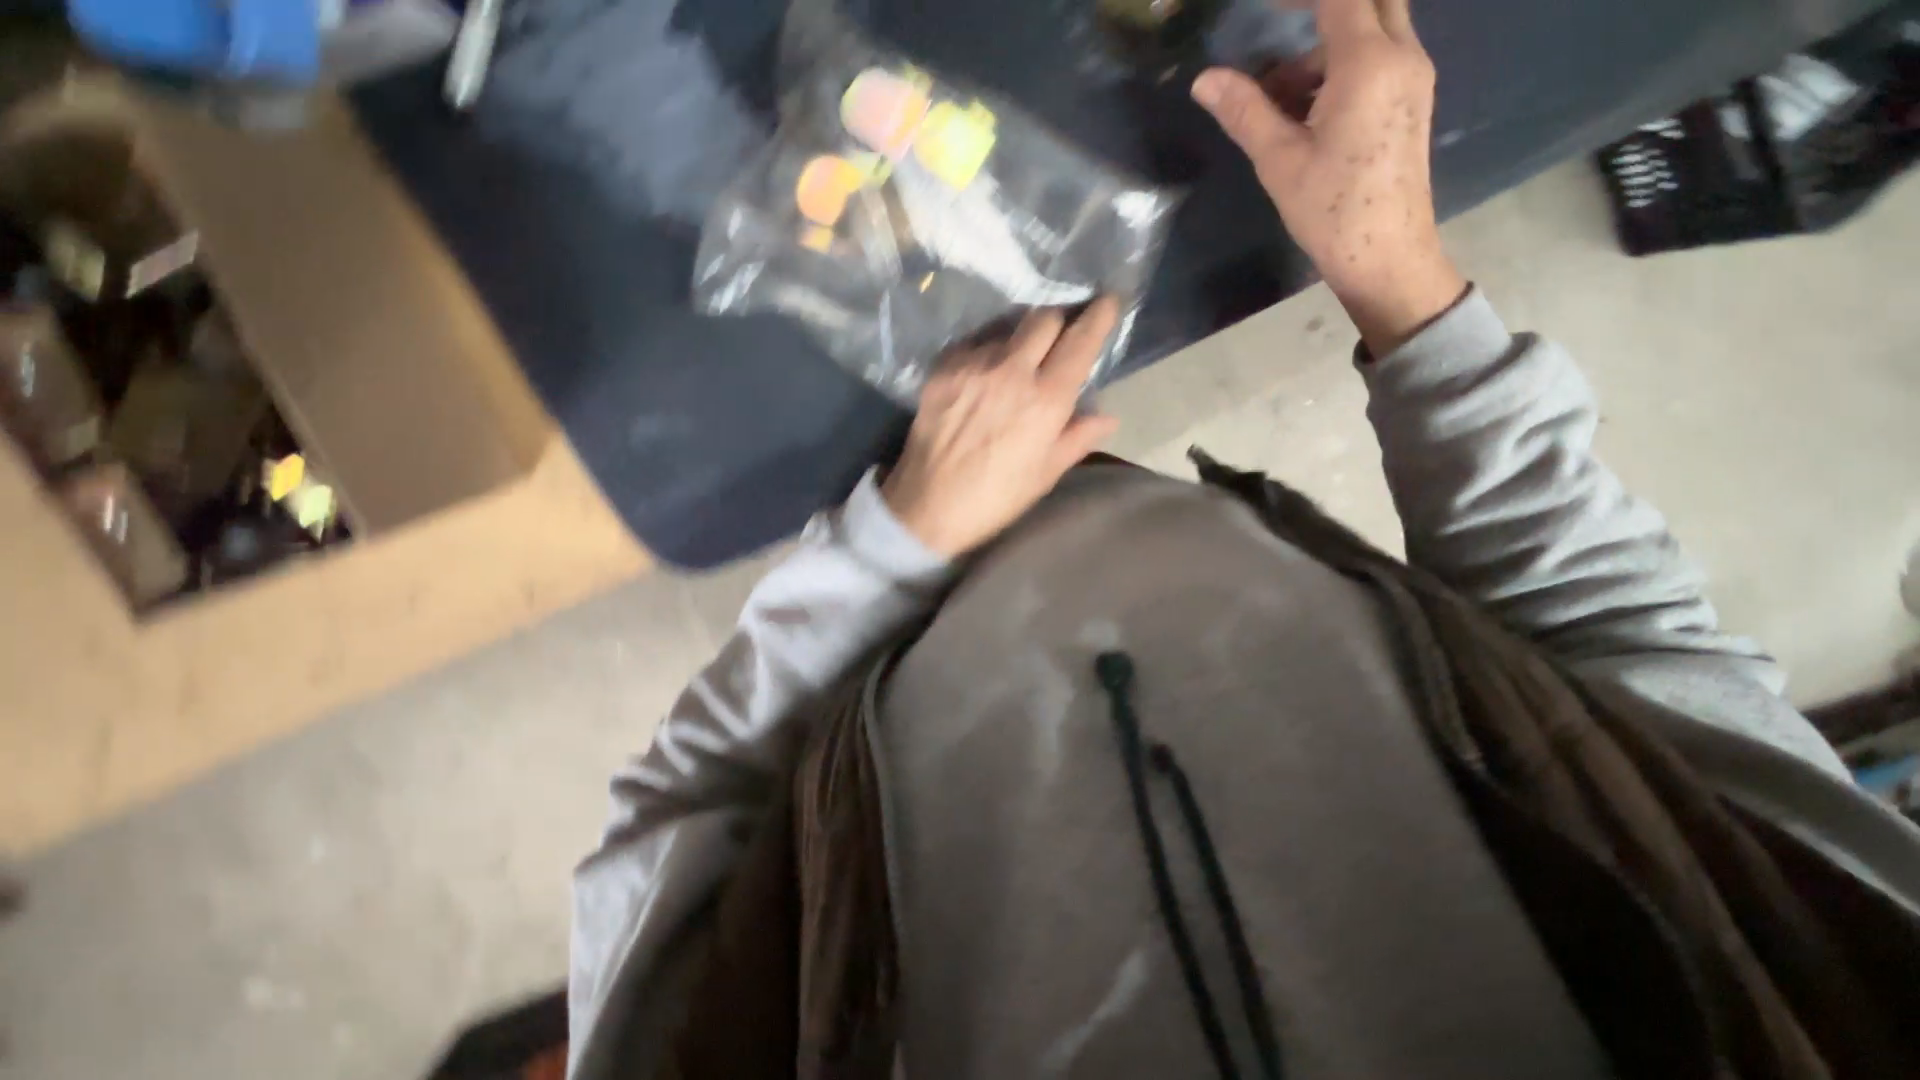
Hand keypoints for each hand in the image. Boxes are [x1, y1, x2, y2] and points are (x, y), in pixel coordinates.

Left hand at [882, 299, 1123, 557]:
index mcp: (1046, 400)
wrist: (928, 506)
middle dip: (1058, 321)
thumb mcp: (1045, 473)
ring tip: (1018, 360)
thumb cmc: (996, 498)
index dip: (1098, 316)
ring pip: (1007, 328)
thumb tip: (1107, 417)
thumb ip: (1078, 437)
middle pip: (1044, 318)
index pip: (1080, 341)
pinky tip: (984, 375)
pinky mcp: (943, 368)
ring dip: (1020, 338)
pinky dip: (986, 351)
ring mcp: (973, 365)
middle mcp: (1012, 371)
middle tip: (1060, 336)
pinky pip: (974, 343)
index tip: (1107, 301)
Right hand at [1191, 0, 1466, 353]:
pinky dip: (1340, 65)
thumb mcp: (1279, 160)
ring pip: (1373, 27)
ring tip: (1275, 95)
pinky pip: (1379, 56)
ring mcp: (1413, 78)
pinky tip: (1303, 111)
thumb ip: (1244, 111)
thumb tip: (1204, 79)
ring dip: (1323, 43)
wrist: (1388, 257)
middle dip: (1321, 5)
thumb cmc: (1331, 211)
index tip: (1260, 7)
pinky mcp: (1412, 101)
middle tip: (1276, 23)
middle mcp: (1402, 56)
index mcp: (1369, 64)